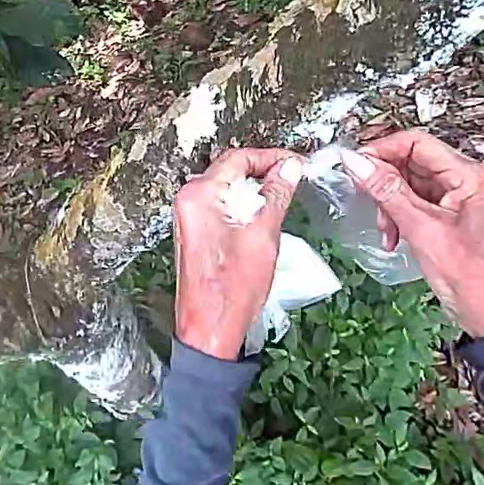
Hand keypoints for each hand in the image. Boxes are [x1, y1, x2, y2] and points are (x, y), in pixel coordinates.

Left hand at [174, 148, 304, 359]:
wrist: (211, 327)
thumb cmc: (232, 288)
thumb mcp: (263, 234)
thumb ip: (276, 194)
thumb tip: (289, 168)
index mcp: (199, 196)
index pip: (238, 158)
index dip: (271, 157)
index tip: (295, 163)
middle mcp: (189, 201)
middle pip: (230, 170)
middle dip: (263, 170)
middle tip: (292, 176)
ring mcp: (189, 217)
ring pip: (227, 188)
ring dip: (254, 188)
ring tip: (283, 193)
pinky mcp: (195, 231)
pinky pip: (221, 205)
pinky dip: (243, 204)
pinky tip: (263, 214)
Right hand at [341, 131, 483, 337]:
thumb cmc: (475, 277)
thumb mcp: (423, 228)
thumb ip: (388, 192)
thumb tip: (360, 164)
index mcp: (467, 176)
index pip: (416, 143)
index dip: (382, 151)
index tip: (356, 164)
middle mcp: (464, 183)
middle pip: (411, 163)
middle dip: (384, 182)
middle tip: (365, 196)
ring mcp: (456, 201)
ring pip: (409, 185)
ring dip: (389, 204)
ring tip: (385, 227)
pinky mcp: (448, 219)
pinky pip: (415, 205)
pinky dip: (398, 218)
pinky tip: (393, 236)